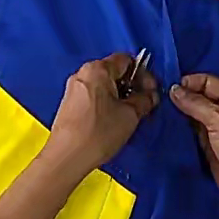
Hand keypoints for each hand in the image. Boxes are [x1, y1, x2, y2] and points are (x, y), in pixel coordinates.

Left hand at [36, 54, 158, 179]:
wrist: (67, 158)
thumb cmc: (98, 133)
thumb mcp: (132, 114)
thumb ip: (146, 99)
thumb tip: (150, 95)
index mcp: (97, 70)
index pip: (127, 60)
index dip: (144, 74)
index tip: (151, 90)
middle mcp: (83, 74)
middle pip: (115, 72)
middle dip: (133, 86)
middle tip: (145, 102)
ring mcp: (74, 89)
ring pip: (105, 85)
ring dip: (121, 96)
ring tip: (131, 114)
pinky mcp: (70, 104)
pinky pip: (95, 96)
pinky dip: (108, 103)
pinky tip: (115, 120)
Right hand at [169, 73, 218, 214]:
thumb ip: (197, 104)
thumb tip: (174, 90)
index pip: (210, 82)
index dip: (190, 83)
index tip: (168, 88)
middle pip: (201, 98)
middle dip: (182, 98)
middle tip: (159, 100)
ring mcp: (218, 129)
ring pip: (195, 115)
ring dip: (179, 114)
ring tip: (158, 111)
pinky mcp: (209, 146)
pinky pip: (192, 132)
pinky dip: (180, 129)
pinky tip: (165, 126)